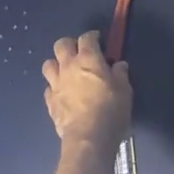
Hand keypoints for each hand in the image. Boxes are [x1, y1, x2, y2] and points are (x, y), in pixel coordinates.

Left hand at [42, 31, 131, 155]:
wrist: (88, 137)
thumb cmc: (111, 111)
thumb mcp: (125, 91)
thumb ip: (120, 74)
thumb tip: (119, 65)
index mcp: (89, 60)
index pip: (87, 38)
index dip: (92, 36)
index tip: (98, 40)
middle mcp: (68, 67)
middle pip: (61, 45)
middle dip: (70, 44)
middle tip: (80, 52)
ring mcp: (56, 84)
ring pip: (48, 64)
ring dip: (57, 64)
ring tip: (67, 72)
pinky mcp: (50, 101)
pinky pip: (48, 87)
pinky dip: (55, 87)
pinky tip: (63, 93)